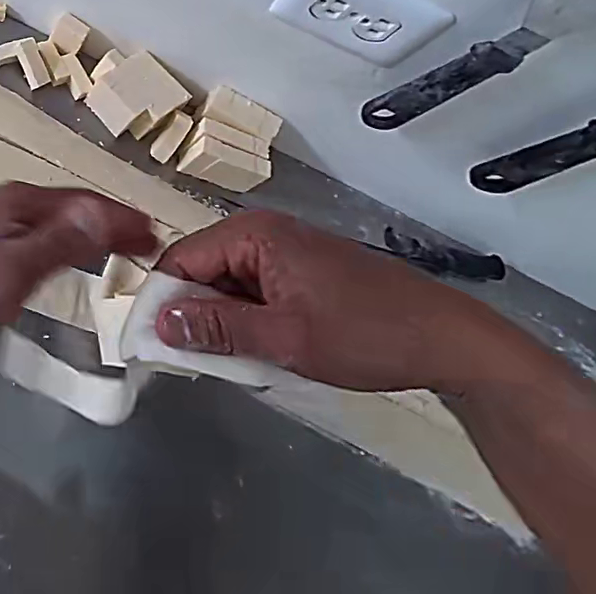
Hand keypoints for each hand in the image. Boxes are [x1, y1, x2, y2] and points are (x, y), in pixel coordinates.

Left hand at [0, 183, 155, 336]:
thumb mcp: (17, 268)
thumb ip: (61, 242)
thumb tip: (104, 215)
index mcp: (24, 201)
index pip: (86, 203)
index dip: (121, 218)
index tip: (154, 234)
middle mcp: (17, 200)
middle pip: (77, 206)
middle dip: (114, 221)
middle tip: (149, 241)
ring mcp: (6, 216)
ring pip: (64, 217)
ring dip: (97, 229)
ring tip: (126, 245)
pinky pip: (51, 229)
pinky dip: (75, 238)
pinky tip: (81, 250)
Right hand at [153, 211, 523, 393]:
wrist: (445, 338)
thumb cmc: (365, 333)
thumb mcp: (285, 338)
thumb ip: (218, 329)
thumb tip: (160, 324)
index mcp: (253, 234)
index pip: (181, 259)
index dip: (161, 301)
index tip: (151, 344)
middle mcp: (262, 233)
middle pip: (202, 269)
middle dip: (194, 313)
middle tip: (194, 361)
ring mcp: (282, 250)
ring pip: (227, 284)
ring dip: (223, 321)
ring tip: (232, 360)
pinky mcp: (298, 269)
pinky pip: (253, 290)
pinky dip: (248, 319)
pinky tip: (260, 349)